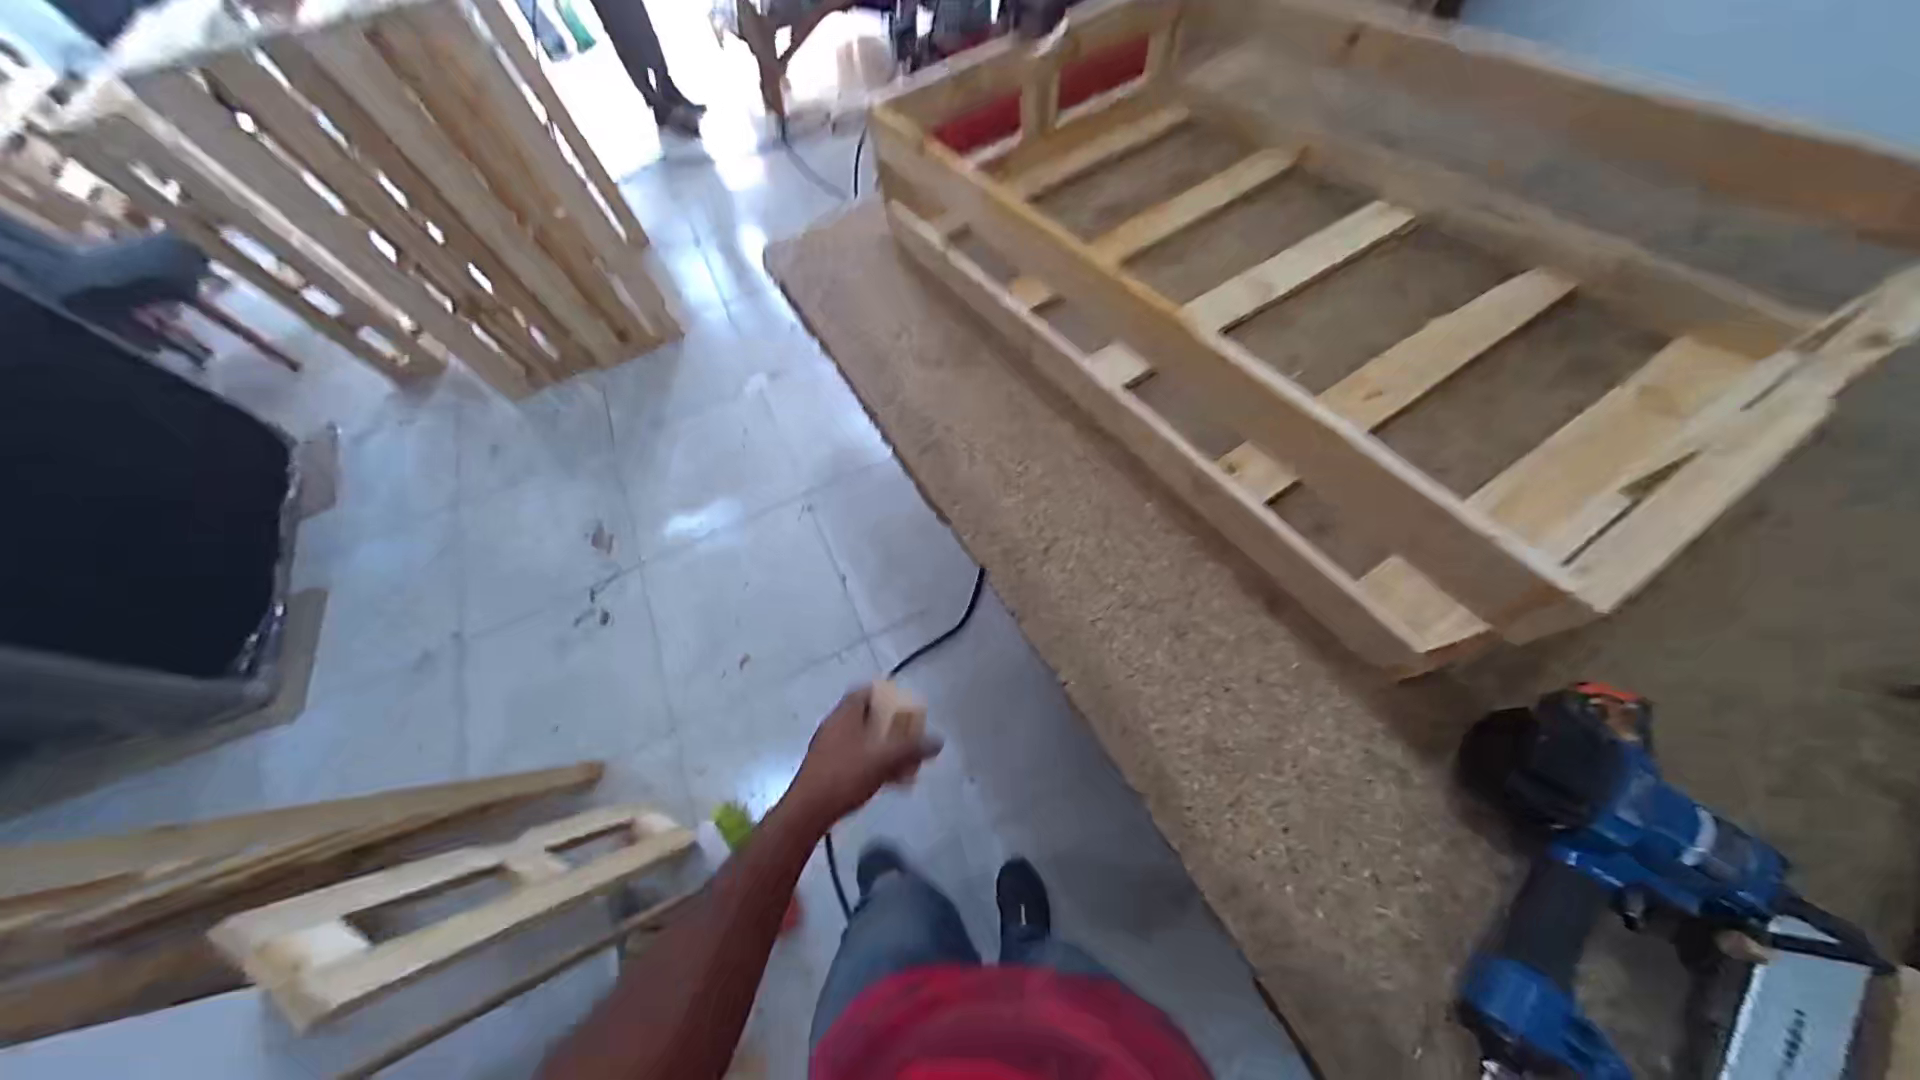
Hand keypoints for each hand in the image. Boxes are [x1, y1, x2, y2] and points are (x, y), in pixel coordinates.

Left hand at [785, 686, 943, 827]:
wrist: (809, 811)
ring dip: (886, 749)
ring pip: (864, 740)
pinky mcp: (827, 769)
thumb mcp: (885, 759)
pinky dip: (875, 764)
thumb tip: (938, 741)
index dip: (886, 694)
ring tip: (907, 764)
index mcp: (845, 714)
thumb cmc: (846, 775)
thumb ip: (913, 748)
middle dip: (892, 727)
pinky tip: (892, 782)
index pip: (865, 691)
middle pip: (867, 717)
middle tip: (911, 737)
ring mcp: (829, 748)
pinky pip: (857, 759)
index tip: (904, 705)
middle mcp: (835, 726)